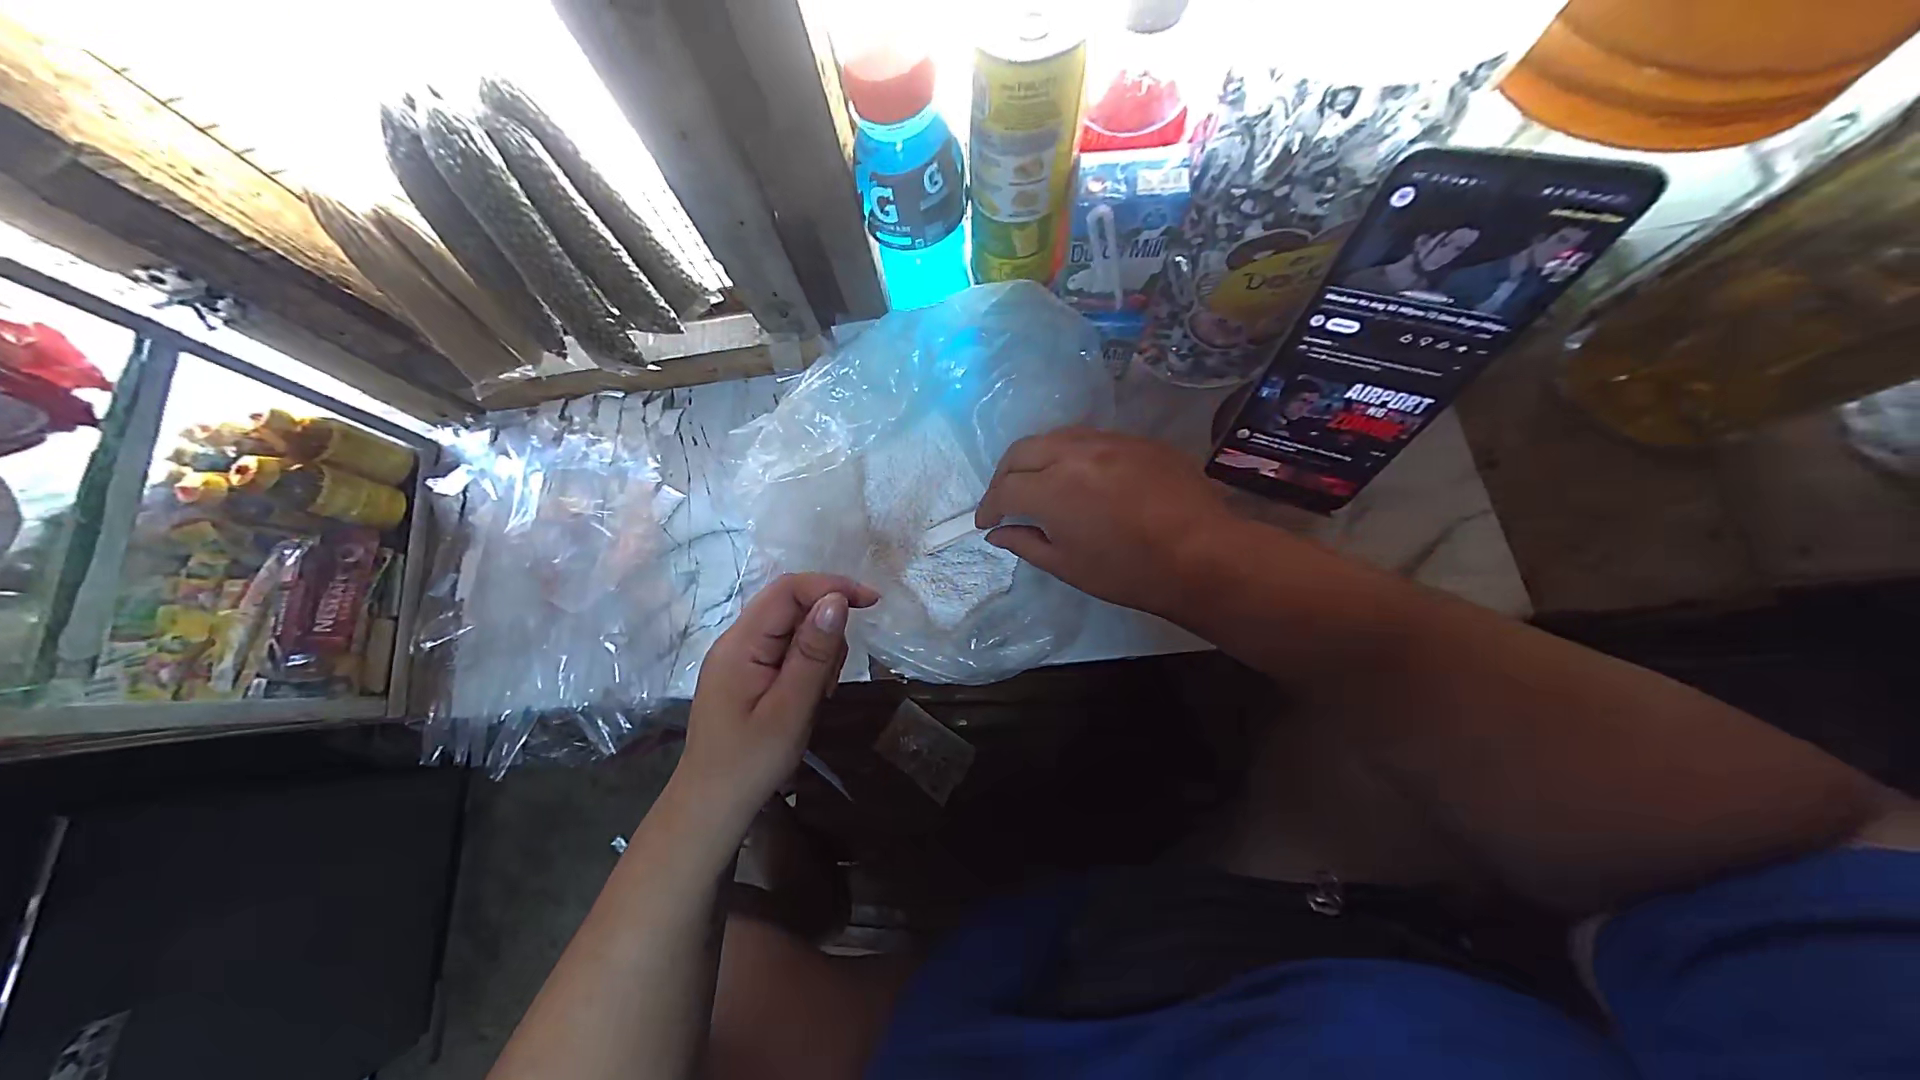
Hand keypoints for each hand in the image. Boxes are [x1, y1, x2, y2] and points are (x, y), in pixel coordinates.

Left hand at [676, 574, 878, 827]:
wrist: (712, 807)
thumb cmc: (751, 762)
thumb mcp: (790, 709)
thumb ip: (814, 652)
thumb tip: (837, 599)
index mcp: (741, 644)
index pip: (788, 590)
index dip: (831, 586)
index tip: (872, 602)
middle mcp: (737, 641)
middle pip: (791, 605)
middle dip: (826, 627)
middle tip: (834, 676)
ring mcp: (740, 657)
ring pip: (793, 627)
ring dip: (819, 649)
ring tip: (819, 694)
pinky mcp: (748, 673)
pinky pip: (785, 649)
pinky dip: (808, 664)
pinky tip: (809, 696)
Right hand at [974, 429, 1242, 619]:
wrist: (1203, 555)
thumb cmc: (1129, 571)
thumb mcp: (1068, 566)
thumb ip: (1026, 544)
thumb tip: (998, 534)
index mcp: (1053, 489)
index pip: (1004, 489)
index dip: (988, 506)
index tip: (986, 522)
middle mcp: (1075, 453)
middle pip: (1022, 451)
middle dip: (1005, 475)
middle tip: (1005, 500)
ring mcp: (1109, 441)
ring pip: (1055, 437)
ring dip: (1036, 458)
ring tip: (1038, 483)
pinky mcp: (1136, 441)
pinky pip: (1090, 439)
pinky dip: (1071, 455)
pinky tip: (1079, 476)